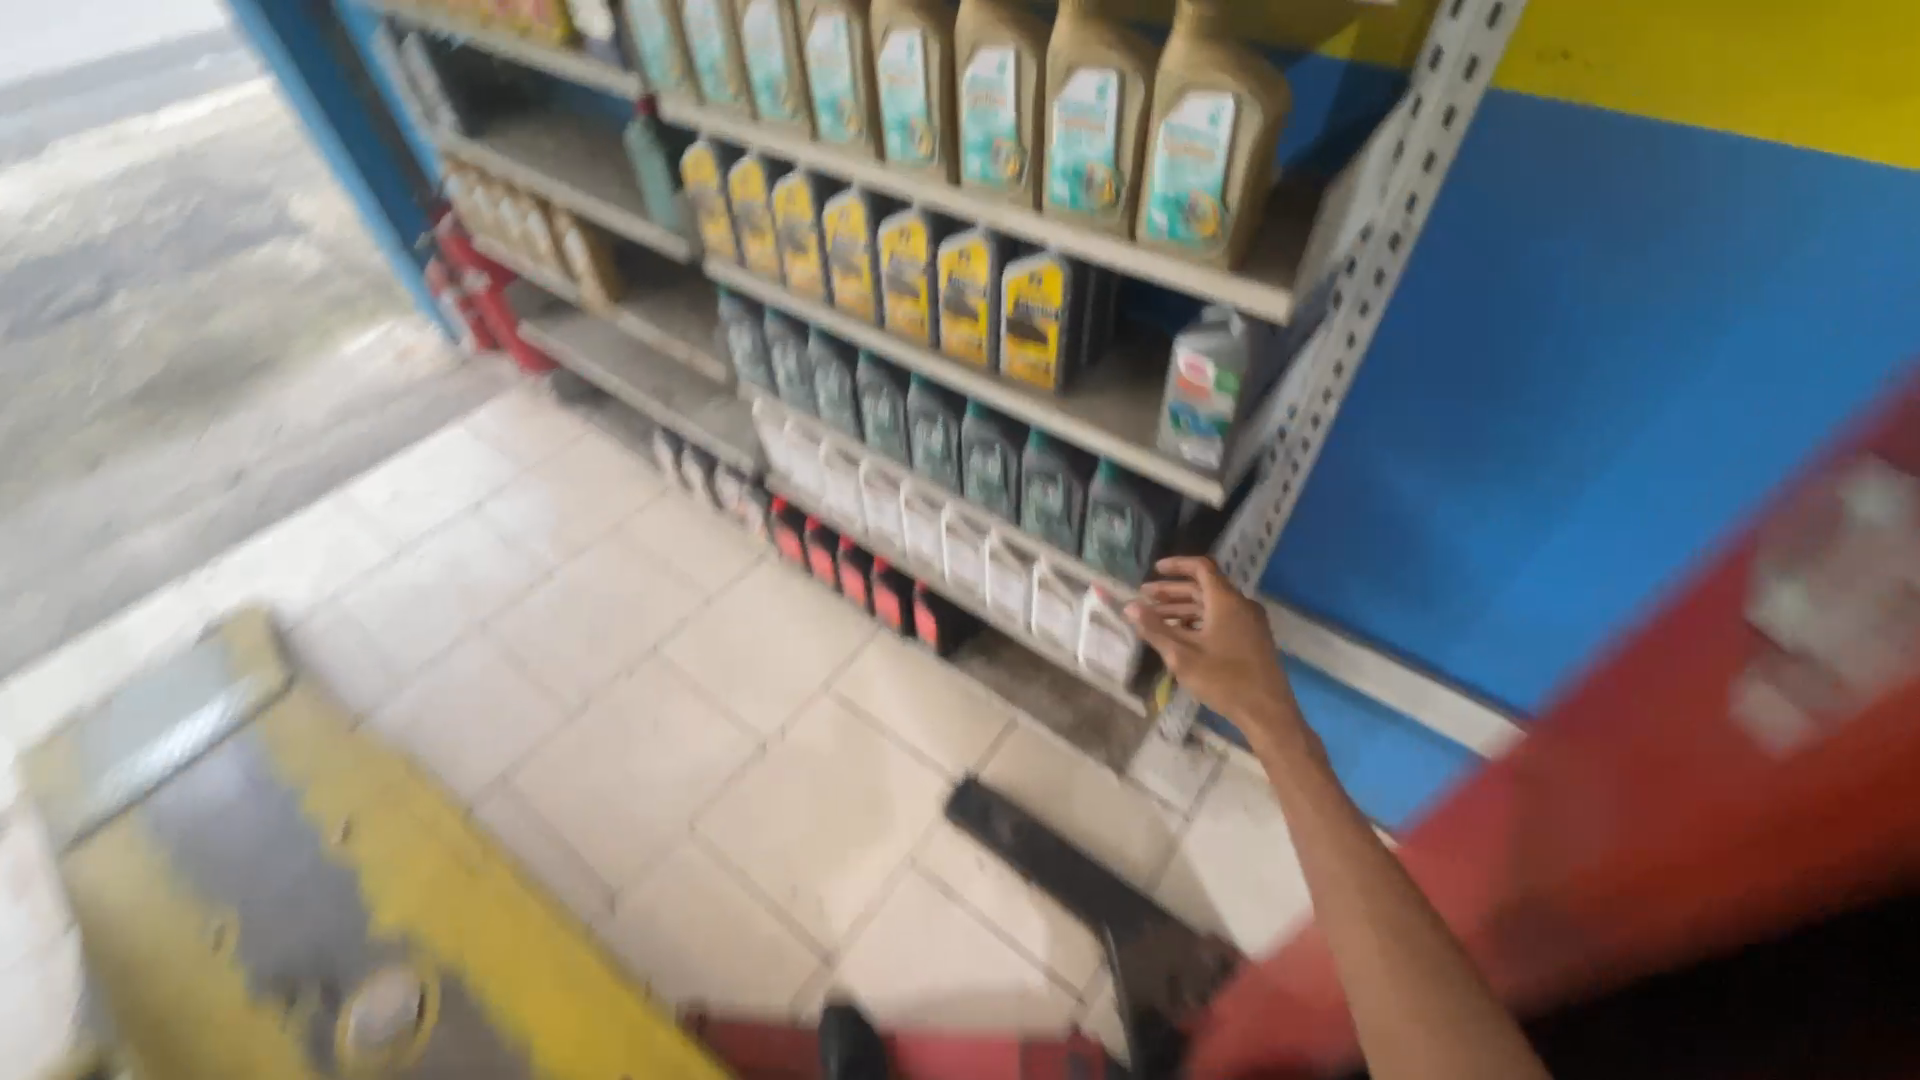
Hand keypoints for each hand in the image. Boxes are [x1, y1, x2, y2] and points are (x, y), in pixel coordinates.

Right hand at [1126, 556, 1303, 748]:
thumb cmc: (1224, 680)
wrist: (1267, 712)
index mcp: (1226, 601)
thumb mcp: (1182, 655)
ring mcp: (1249, 622)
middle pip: (1203, 587)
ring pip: (1211, 605)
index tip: (1154, 570)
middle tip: (1145, 597)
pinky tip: (1179, 634)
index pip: (1201, 567)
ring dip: (1183, 607)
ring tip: (1155, 617)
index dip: (1176, 565)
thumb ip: (1154, 628)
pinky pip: (1222, 618)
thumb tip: (1130, 607)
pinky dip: (1198, 620)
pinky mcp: (1252, 638)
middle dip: (1172, 590)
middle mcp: (1241, 605)